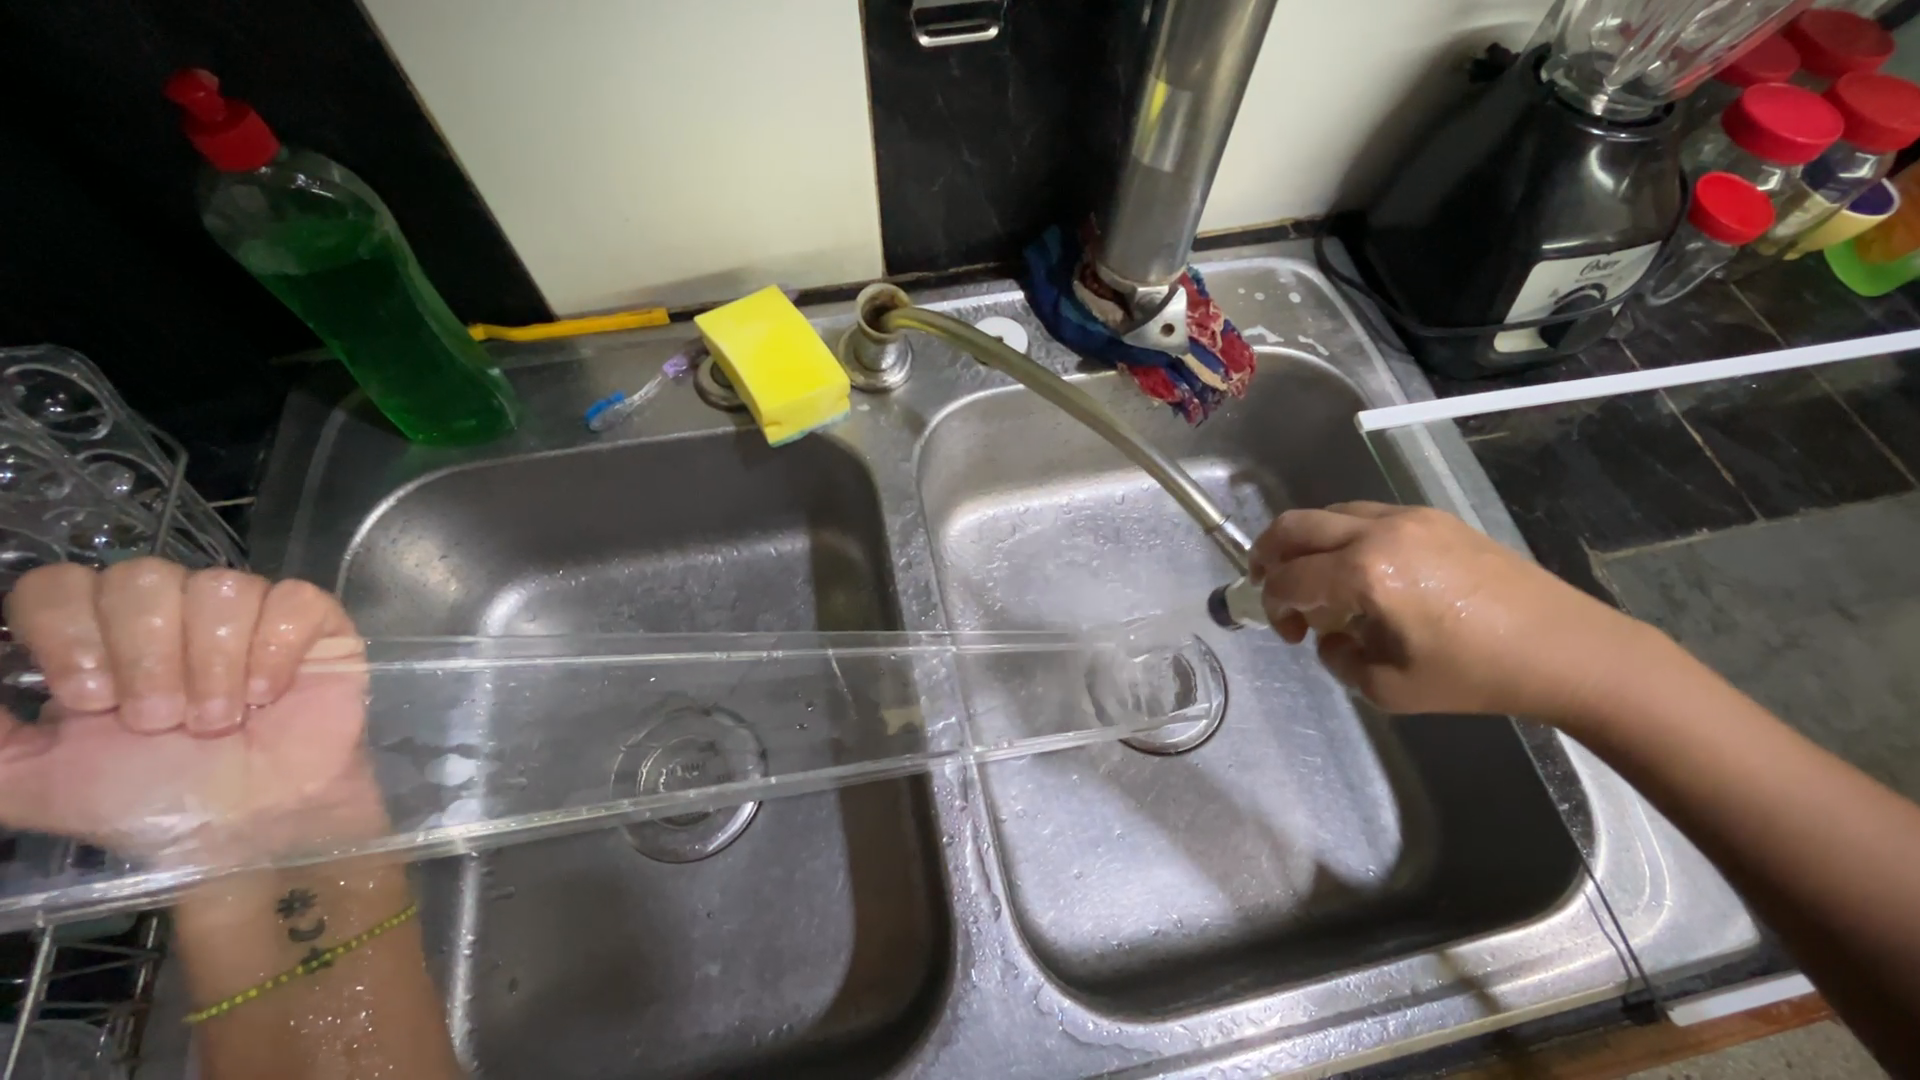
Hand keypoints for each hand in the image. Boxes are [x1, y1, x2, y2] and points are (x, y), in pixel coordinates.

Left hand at [0, 559, 373, 858]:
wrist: (253, 820)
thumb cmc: (148, 797)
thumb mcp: (24, 780)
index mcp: (98, 634)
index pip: (61, 583)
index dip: (70, 632)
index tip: (91, 701)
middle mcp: (171, 610)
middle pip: (144, 577)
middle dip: (149, 658)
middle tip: (161, 720)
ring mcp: (249, 610)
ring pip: (222, 587)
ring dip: (214, 663)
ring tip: (220, 718)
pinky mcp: (316, 619)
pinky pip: (293, 600)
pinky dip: (275, 649)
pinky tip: (270, 693)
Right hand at [1250, 502, 1651, 718]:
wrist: (1564, 649)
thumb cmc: (1475, 676)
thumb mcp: (1388, 689)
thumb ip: (1338, 658)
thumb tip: (1331, 636)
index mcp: (1364, 574)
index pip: (1288, 578)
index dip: (1274, 606)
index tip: (1291, 634)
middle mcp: (1379, 532)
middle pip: (1294, 526)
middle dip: (1267, 555)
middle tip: (1268, 586)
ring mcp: (1409, 518)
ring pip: (1329, 514)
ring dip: (1308, 544)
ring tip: (1318, 581)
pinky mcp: (1434, 518)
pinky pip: (1366, 515)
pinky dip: (1344, 538)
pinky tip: (1362, 572)